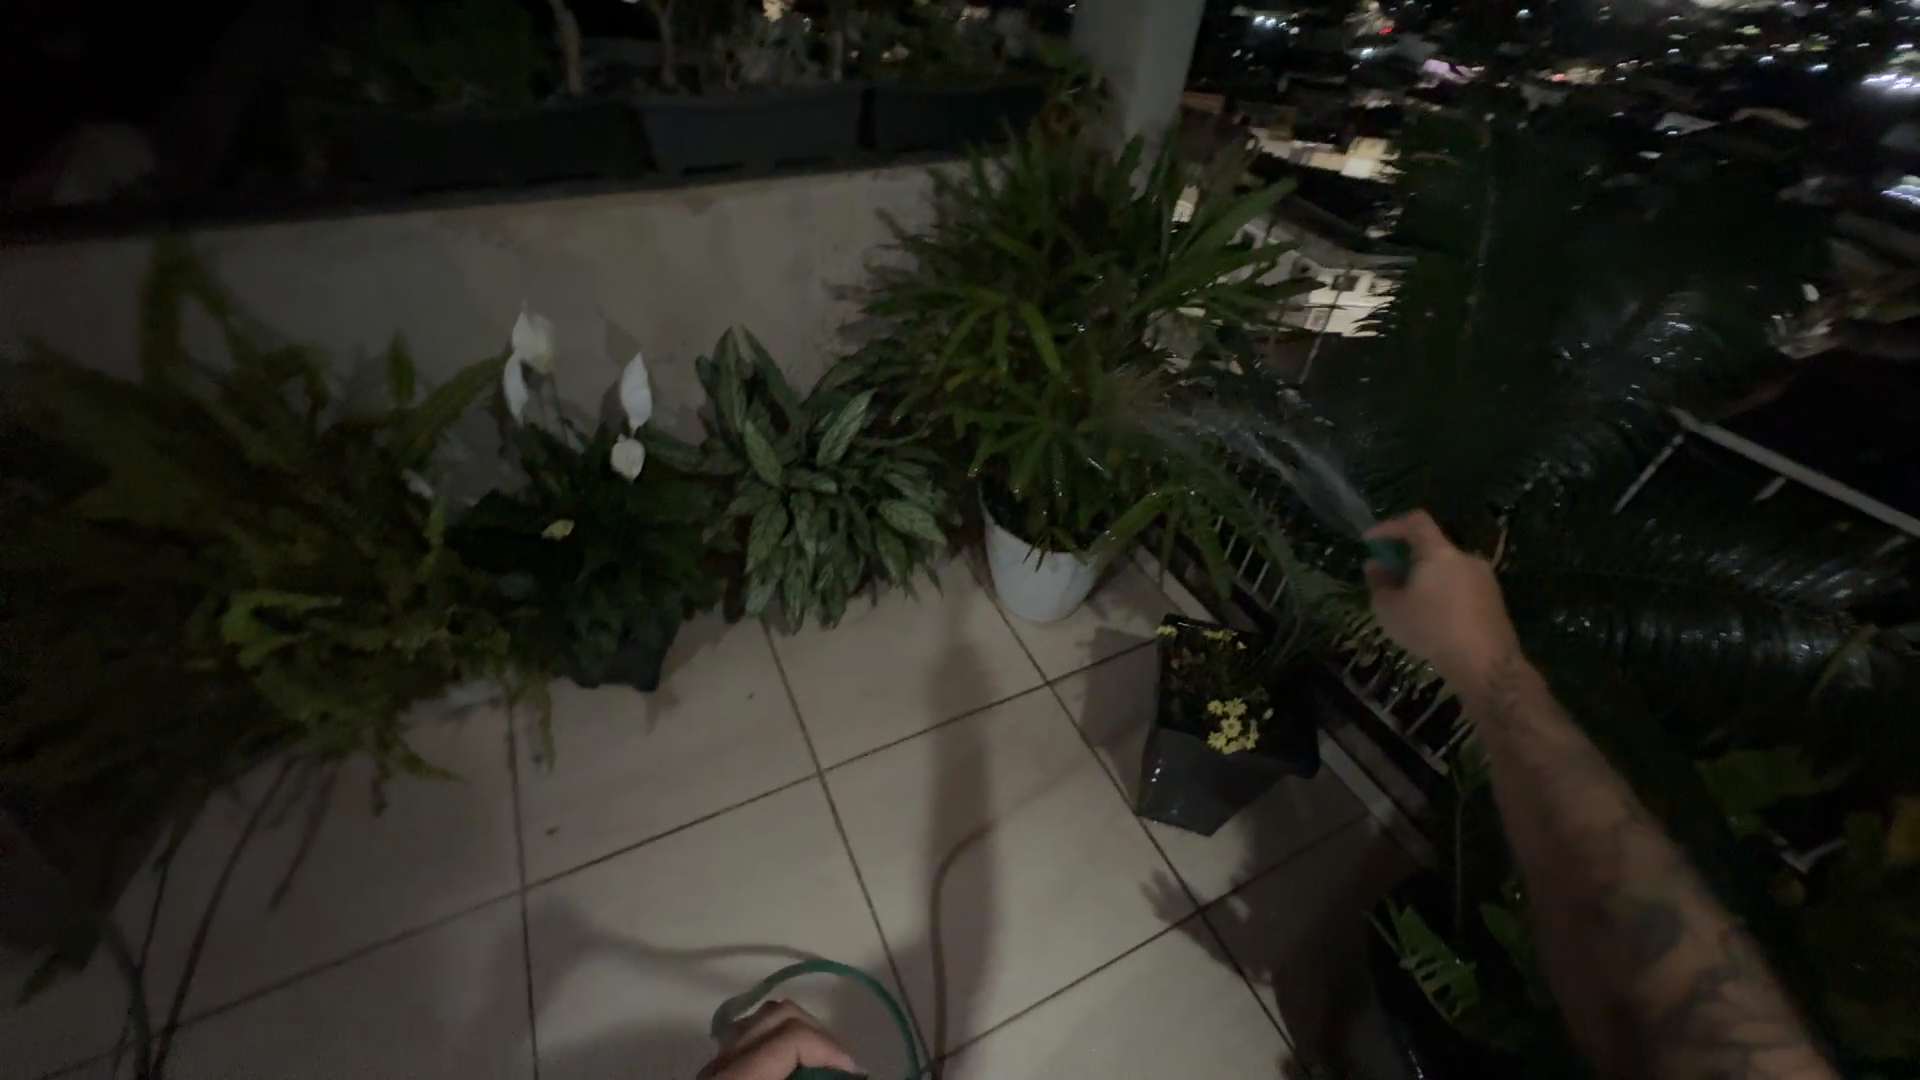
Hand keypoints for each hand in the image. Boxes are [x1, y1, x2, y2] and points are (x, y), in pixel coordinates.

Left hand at [697, 1000, 861, 1079]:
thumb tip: (853, 1069)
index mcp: (738, 1071)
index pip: (791, 1035)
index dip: (830, 1046)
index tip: (855, 1068)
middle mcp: (722, 1058)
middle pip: (778, 1013)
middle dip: (818, 1030)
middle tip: (842, 1061)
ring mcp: (712, 1062)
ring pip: (760, 1017)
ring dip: (797, 1028)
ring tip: (820, 1055)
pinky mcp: (711, 1072)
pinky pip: (746, 1036)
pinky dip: (774, 1039)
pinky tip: (789, 1061)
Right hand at [1364, 511, 1520, 689]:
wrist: (1485, 663)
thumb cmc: (1430, 628)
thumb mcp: (1389, 608)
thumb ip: (1378, 582)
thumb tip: (1375, 566)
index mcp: (1439, 553)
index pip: (1415, 522)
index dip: (1389, 526)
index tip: (1370, 541)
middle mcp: (1465, 557)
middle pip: (1431, 547)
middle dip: (1405, 558)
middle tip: (1386, 578)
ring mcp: (1484, 578)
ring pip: (1446, 568)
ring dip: (1423, 577)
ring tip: (1406, 602)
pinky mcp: (1494, 599)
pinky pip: (1459, 585)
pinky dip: (1441, 591)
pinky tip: (1431, 617)